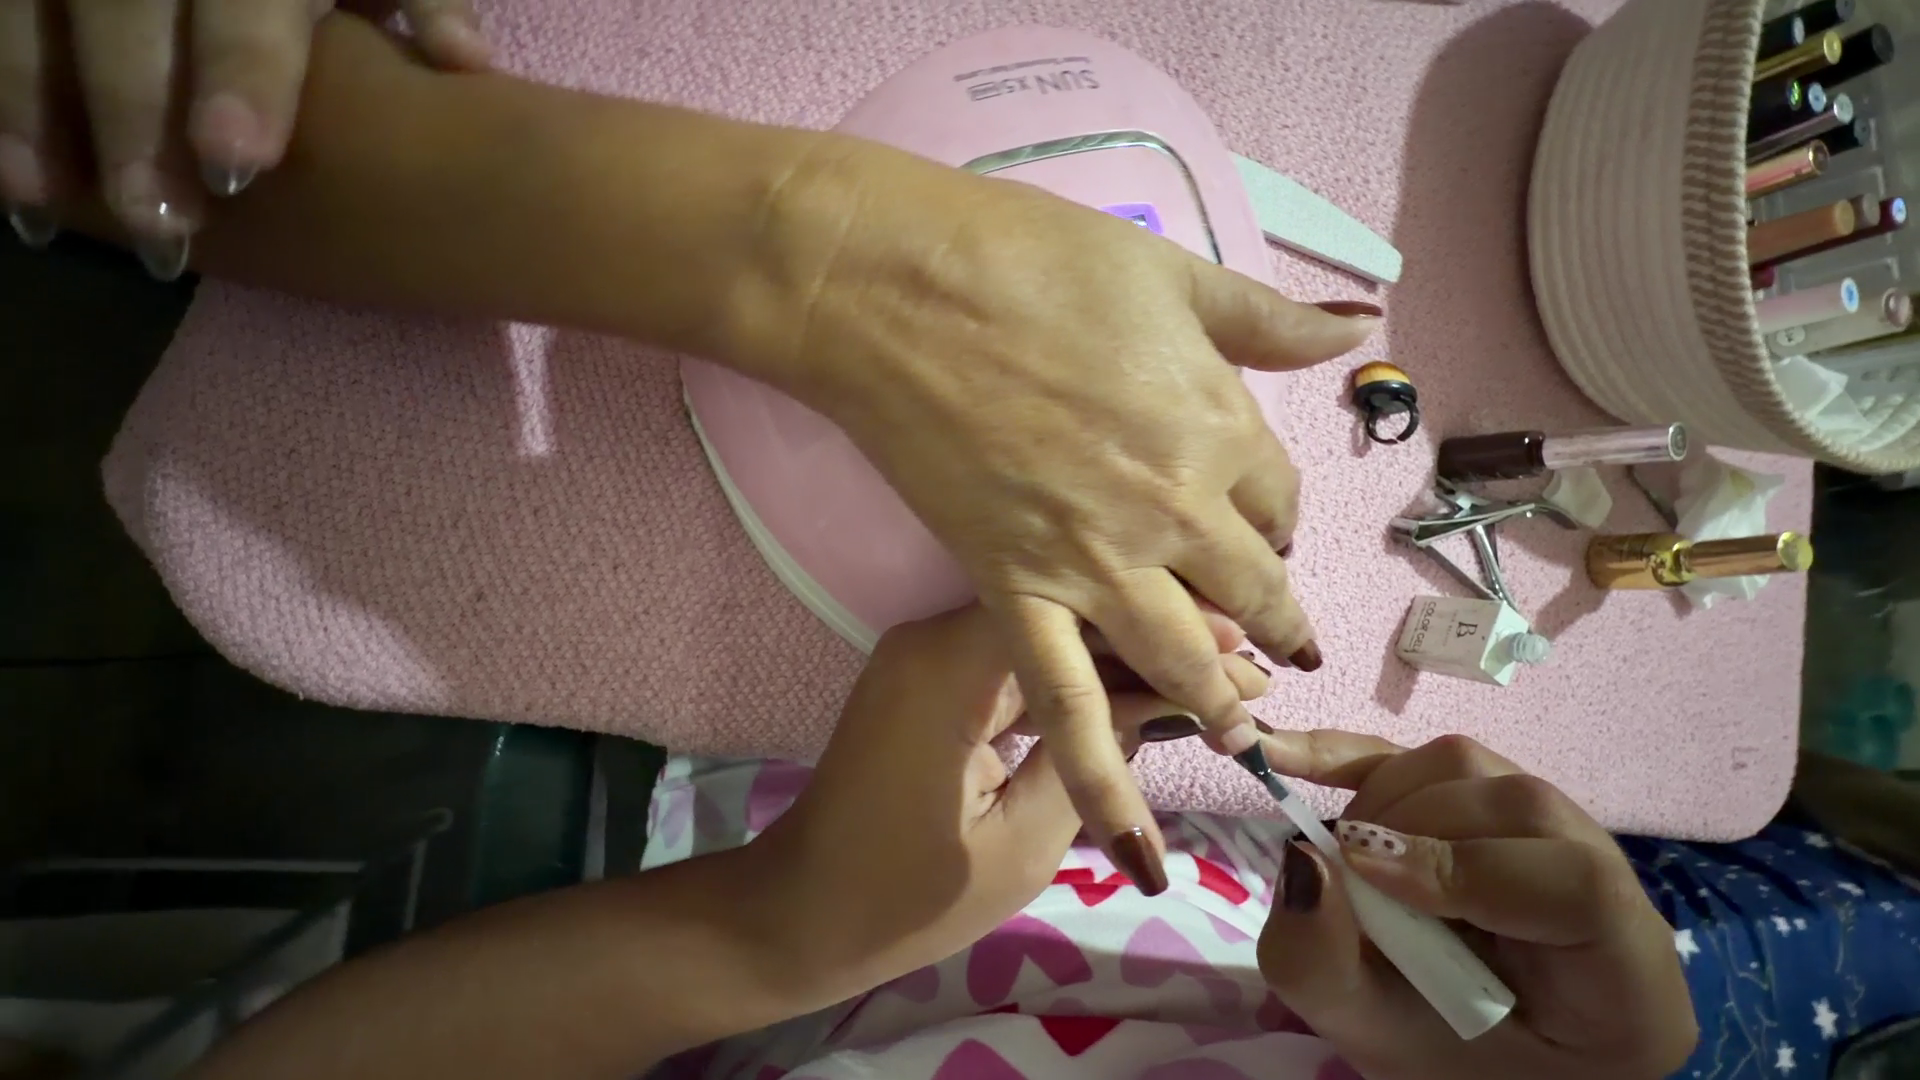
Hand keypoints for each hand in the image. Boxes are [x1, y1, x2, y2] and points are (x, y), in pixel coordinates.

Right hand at [0, 0, 488, 275]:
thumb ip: (423, 0)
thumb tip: (468, 62)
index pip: (244, 11)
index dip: (238, 81)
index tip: (239, 166)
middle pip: (124, 16)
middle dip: (132, 120)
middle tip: (159, 222)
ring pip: (25, 8)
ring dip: (27, 107)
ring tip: (38, 206)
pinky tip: (7, 174)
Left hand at [750, 604, 1268, 998]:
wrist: (806, 905)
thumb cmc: (912, 892)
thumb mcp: (1025, 838)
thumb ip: (1100, 761)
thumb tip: (1164, 701)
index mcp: (952, 667)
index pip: (1081, 615)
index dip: (1167, 629)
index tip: (1246, 653)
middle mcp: (936, 635)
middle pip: (1066, 614)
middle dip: (1155, 641)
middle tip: (1245, 669)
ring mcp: (928, 650)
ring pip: (1047, 632)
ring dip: (1121, 657)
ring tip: (1209, 678)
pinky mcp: (929, 672)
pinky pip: (1017, 657)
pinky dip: (1076, 674)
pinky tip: (1138, 690)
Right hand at [754, 142, 1378, 893]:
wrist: (898, 289)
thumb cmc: (1033, 260)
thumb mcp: (1169, 271)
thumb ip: (1267, 316)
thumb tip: (1361, 319)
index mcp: (1218, 426)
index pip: (1276, 501)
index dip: (1270, 517)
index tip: (1252, 521)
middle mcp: (1175, 512)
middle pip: (1249, 589)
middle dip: (1268, 615)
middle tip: (1269, 638)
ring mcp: (1096, 565)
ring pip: (1185, 661)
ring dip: (1220, 697)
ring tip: (1240, 724)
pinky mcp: (1016, 595)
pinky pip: (1070, 712)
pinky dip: (1106, 789)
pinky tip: (1143, 856)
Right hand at [1255, 733, 1696, 1078]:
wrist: (1443, 1034)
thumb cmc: (1427, 1050)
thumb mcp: (1365, 1029)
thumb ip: (1323, 962)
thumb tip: (1303, 854)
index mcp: (1622, 978)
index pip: (1577, 886)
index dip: (1464, 864)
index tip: (1365, 875)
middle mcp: (1610, 886)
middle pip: (1515, 806)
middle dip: (1405, 827)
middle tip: (1342, 871)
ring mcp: (1553, 828)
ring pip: (1468, 766)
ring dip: (1380, 797)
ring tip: (1344, 852)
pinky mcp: (1486, 796)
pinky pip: (1423, 754)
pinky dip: (1346, 754)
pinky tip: (1285, 755)